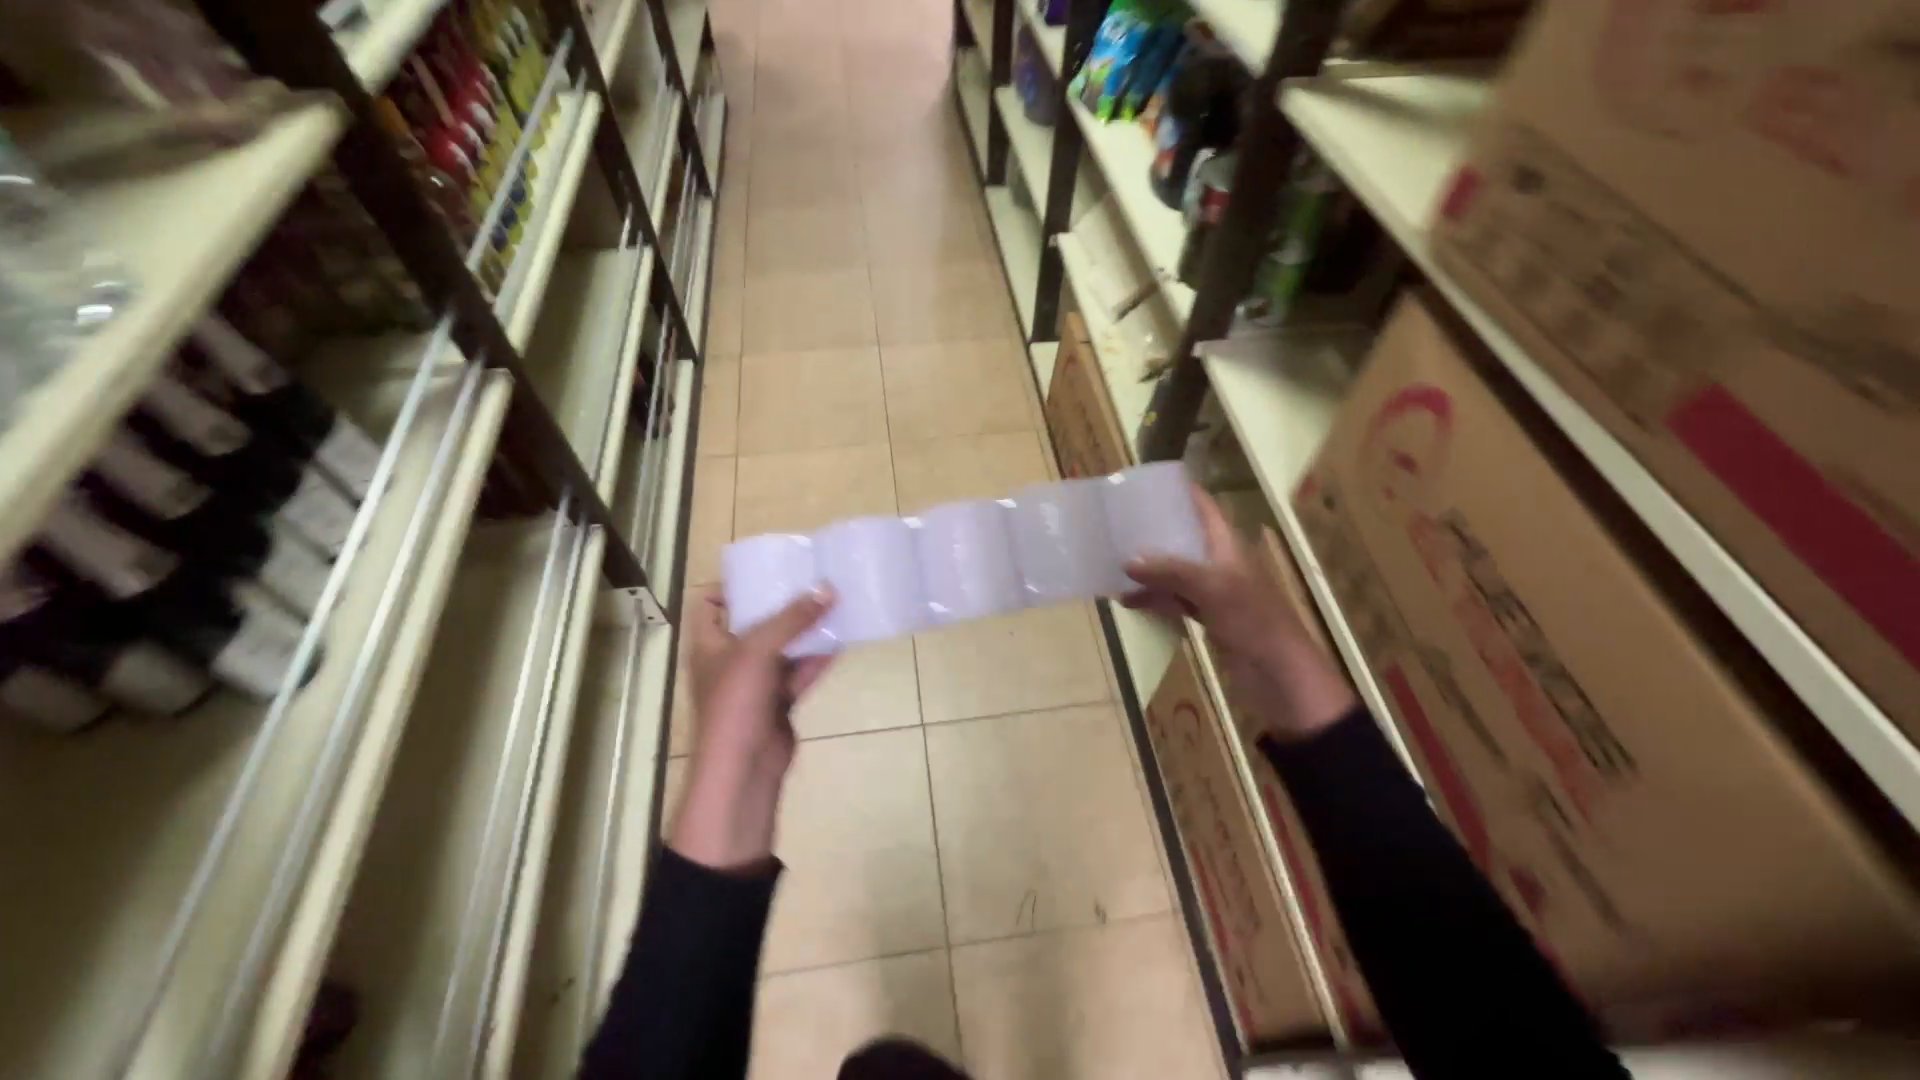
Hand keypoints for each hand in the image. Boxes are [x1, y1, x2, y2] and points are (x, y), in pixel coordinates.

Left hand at [670, 587, 836, 871]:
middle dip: (782, 605)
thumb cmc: (736, 702)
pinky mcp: (778, 703)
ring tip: (834, 604)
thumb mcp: (759, 649)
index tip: (765, 573)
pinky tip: (842, 641)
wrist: (744, 767)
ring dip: (806, 631)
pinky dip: (818, 659)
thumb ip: (793, 618)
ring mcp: (755, 684)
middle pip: (754, 623)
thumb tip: (827, 588)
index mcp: (708, 644)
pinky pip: (799, 673)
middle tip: (811, 582)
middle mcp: (729, 660)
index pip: (709, 605)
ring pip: (783, 649)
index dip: (731, 587)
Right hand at [1123, 487, 1354, 740]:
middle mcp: (1219, 562)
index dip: (1179, 492)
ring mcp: (1213, 591)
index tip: (1145, 484)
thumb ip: (1170, 571)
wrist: (1279, 673)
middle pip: (1183, 537)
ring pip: (1174, 570)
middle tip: (1116, 524)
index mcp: (1227, 544)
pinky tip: (1127, 600)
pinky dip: (1153, 599)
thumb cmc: (1253, 620)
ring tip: (1113, 563)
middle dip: (1153, 531)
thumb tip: (1127, 560)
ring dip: (1148, 569)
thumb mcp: (1211, 588)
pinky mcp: (1207, 617)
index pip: (1202, 506)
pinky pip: (1174, 600)